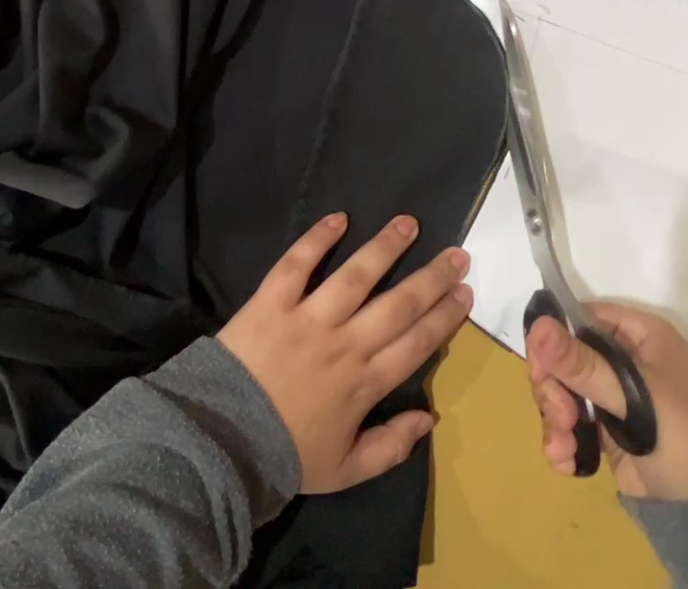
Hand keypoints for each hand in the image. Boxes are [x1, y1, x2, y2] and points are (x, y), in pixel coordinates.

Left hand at [218, 212, 472, 493]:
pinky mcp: (270, 302)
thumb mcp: (347, 469)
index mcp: (366, 382)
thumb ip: (391, 446)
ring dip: (384, 248)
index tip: (465, 292)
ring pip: (355, 277)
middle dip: (431, 278)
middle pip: (398, 305)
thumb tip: (429, 418)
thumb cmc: (286, 453)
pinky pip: (296, 264)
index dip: (444, 316)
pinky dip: (316, 239)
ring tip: (407, 224)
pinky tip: (338, 218)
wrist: (223, 439)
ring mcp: (307, 318)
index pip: (417, 343)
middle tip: (457, 254)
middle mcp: (345, 343)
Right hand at [527, 303, 687, 500]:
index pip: (579, 317)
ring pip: (558, 389)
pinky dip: (559, 438)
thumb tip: (537, 325)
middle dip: (552, 389)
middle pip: (561, 356)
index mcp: (639, 336)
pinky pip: (565, 419)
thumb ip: (582, 364)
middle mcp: (622, 358)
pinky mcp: (601, 425)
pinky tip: (565, 459)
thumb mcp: (634, 399)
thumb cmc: (686, 439)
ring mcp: (610, 393)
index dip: (552, 338)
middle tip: (561, 415)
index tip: (540, 369)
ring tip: (564, 447)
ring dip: (553, 418)